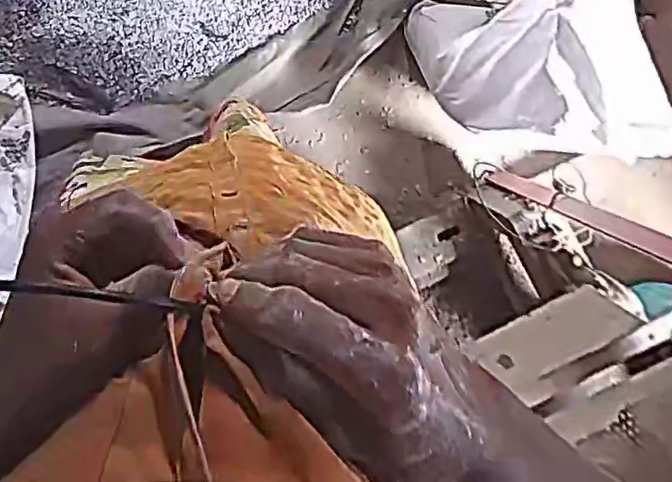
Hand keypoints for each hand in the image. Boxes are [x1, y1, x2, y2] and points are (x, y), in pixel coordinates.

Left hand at [0, 190, 192, 481]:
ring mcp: (73, 254)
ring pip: (129, 240)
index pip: (123, 206)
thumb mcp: (105, 334)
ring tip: (178, 289)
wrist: (8, 416)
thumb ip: (150, 297)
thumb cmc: (47, 371)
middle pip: (128, 217)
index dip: (160, 228)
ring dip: (157, 260)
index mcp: (62, 233)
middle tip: (189, 274)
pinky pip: (123, 263)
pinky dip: (145, 278)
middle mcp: (67, 232)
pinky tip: (158, 303)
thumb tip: (195, 273)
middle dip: (162, 242)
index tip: (187, 265)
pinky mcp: (82, 279)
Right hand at [213, 227, 607, 481]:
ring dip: (263, 262)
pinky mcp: (382, 255)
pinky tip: (279, 274)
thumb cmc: (399, 434)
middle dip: (248, 277)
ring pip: (299, 247)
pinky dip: (287, 251)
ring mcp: (389, 274)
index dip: (246, 301)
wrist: (456, 413)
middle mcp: (390, 309)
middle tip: (219, 290)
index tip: (214, 298)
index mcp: (383, 369)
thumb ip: (277, 368)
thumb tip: (227, 320)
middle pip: (293, 270)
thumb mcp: (334, 427)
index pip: (296, 313)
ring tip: (246, 286)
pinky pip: (315, 237)